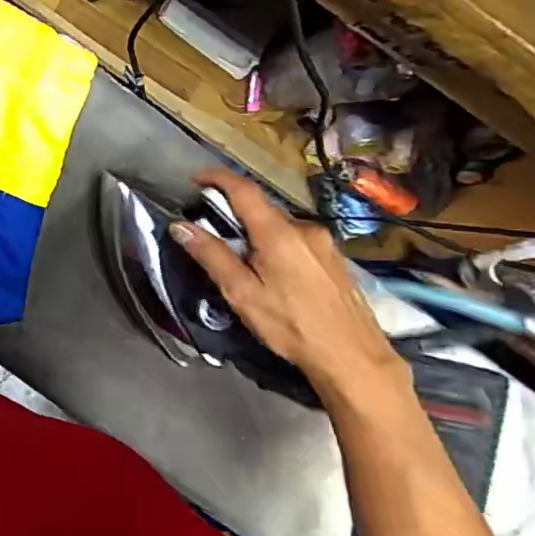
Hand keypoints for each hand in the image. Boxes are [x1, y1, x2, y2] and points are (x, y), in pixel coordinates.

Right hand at [172, 170, 404, 398]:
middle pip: (262, 209)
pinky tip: (274, 276)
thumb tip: (182, 227)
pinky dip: (277, 246)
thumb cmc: (292, 327)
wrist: (352, 357)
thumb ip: (213, 256)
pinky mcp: (334, 258)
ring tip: (243, 265)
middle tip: (212, 235)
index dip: (217, 178)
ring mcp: (324, 242)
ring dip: (256, 234)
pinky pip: (297, 240)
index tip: (195, 178)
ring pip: (280, 226)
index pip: (244, 189)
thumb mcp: (243, 295)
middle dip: (234, 214)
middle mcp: (304, 228)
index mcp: (278, 233)